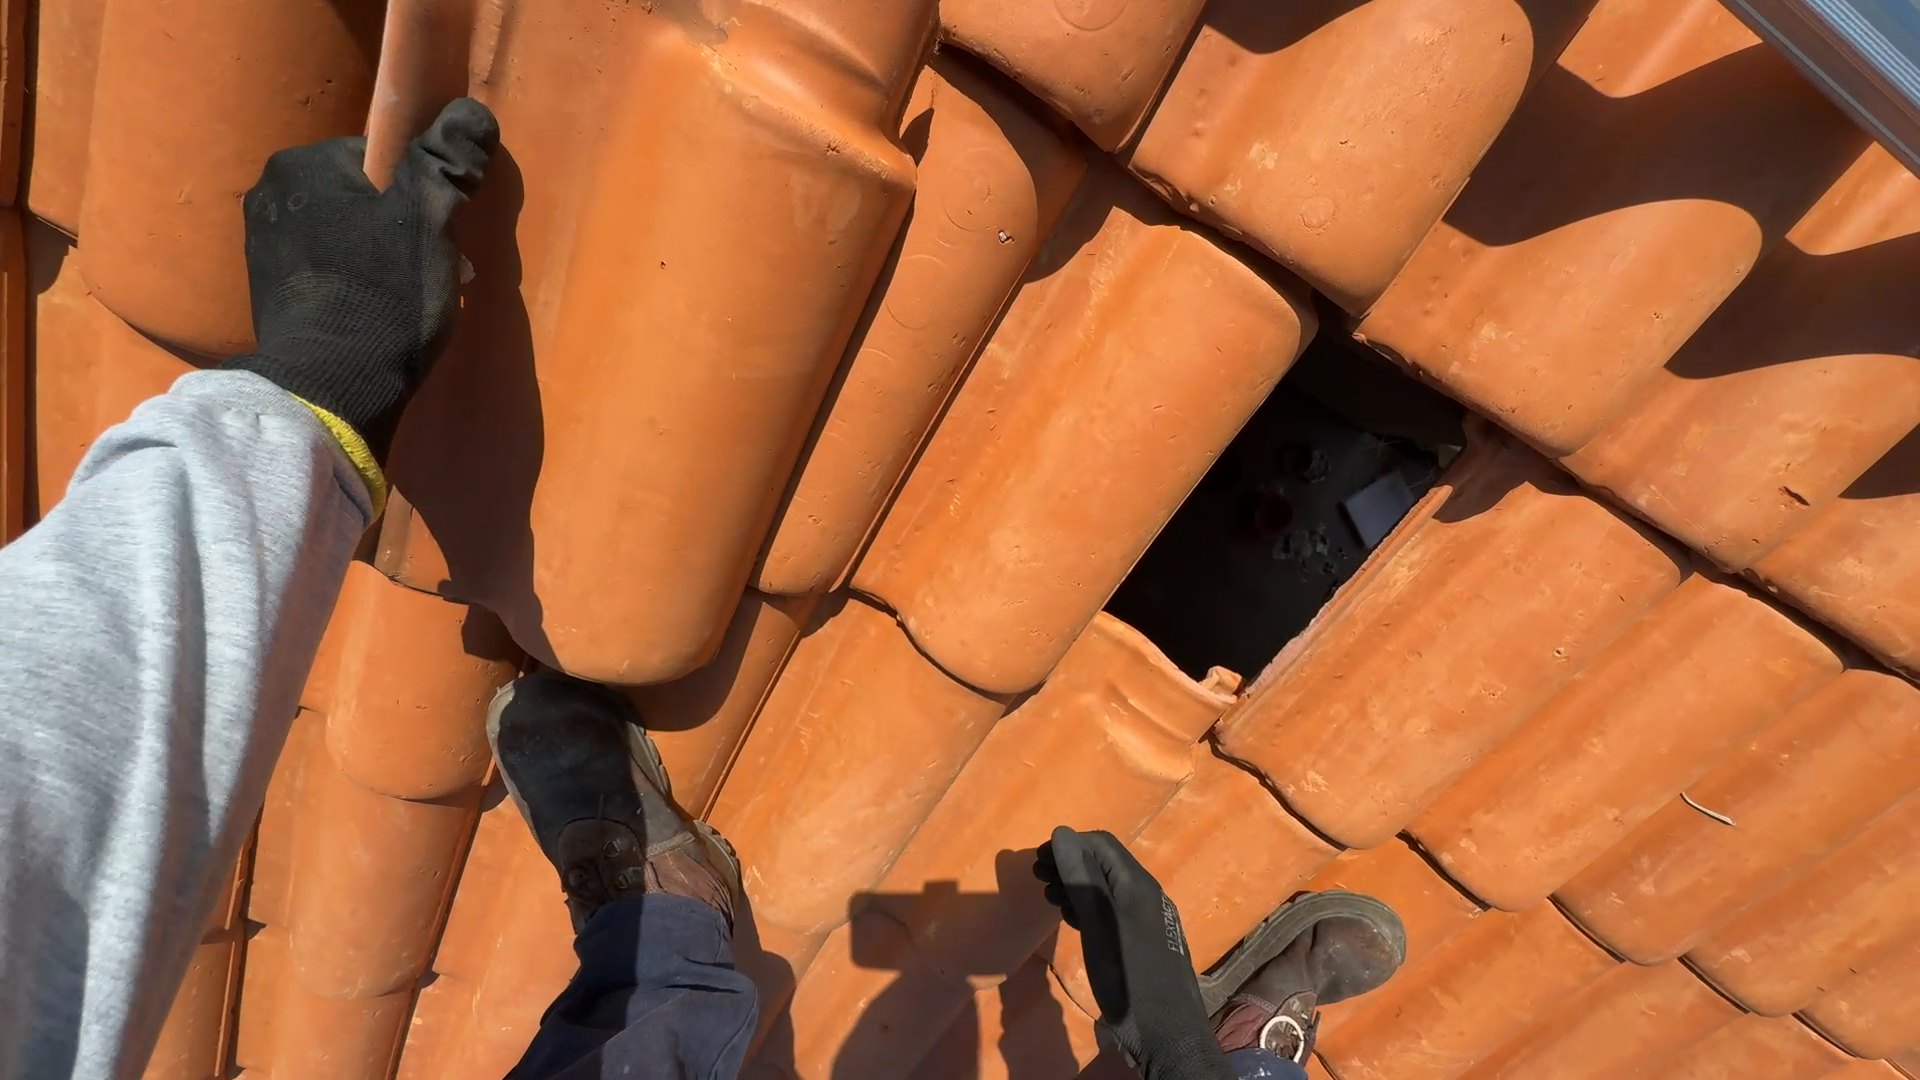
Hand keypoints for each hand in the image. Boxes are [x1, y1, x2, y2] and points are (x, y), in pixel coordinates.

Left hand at [226, 97, 499, 457]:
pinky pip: (330, 271)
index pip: (379, 161)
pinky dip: (362, 286)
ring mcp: (264, 245)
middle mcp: (271, 194)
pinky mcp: (271, 291)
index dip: (424, 198)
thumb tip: (475, 114)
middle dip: (407, 232)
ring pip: (348, 237)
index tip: (448, 237)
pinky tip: (385, 316)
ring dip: (388, 260)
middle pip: (364, 200)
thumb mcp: (429, 225)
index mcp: (303, 166)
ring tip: (417, 300)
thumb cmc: (385, 296)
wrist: (334, 382)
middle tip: (442, 274)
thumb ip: (447, 166)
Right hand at [1036, 827, 1233, 1079]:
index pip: (1100, 843)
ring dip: (1076, 885)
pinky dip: (1087, 907)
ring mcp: (1147, 918)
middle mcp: (1146, 894)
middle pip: (1103, 863)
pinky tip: (1071, 919)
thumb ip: (1081, 877)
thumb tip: (1061, 832)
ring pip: (1105, 887)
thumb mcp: (1099, 924)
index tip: (1039, 860)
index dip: (1068, 844)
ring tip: (1048, 896)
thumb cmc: (1129, 977)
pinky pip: (1111, 910)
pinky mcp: (1143, 941)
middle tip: (1038, 876)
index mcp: (1138, 884)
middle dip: (1069, 863)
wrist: (1168, 1038)